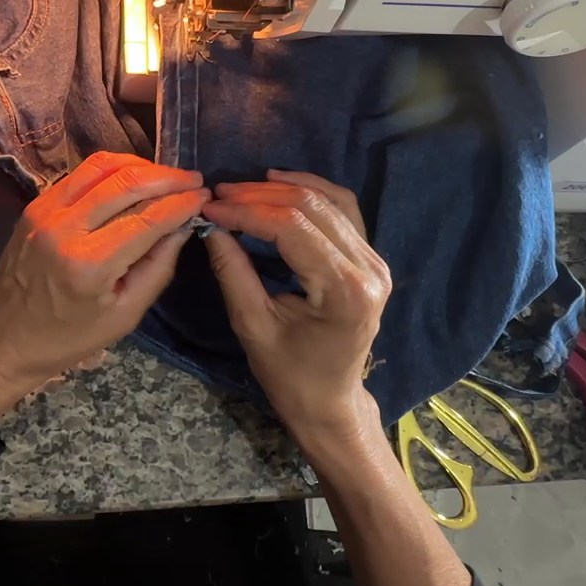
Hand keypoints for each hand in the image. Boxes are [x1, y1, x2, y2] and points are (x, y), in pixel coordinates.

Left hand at [0, 152, 207, 427]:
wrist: (0, 339)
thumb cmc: (66, 340)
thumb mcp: (123, 316)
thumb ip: (157, 268)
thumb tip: (183, 226)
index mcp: (90, 264)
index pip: (148, 218)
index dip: (182, 203)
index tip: (204, 195)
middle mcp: (66, 228)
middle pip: (127, 183)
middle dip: (167, 177)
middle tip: (194, 178)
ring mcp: (46, 211)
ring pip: (101, 167)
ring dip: (140, 165)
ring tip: (166, 174)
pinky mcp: (35, 205)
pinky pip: (80, 174)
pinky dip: (111, 169)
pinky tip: (132, 177)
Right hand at [201, 170, 391, 444]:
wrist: (330, 401)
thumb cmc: (289, 374)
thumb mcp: (252, 325)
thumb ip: (232, 271)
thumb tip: (211, 224)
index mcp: (343, 290)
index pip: (290, 227)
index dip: (246, 210)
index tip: (211, 207)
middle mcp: (368, 268)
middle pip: (310, 207)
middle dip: (259, 195)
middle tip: (220, 194)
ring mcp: (375, 260)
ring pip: (328, 200)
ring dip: (281, 188)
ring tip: (241, 188)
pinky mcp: (370, 258)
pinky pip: (343, 208)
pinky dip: (311, 191)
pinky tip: (280, 184)